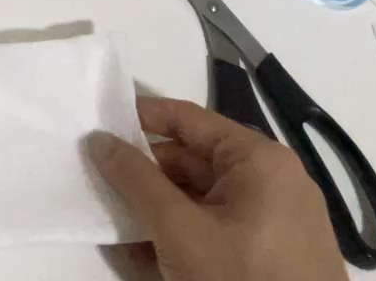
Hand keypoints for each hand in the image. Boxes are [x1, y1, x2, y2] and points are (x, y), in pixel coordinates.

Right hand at [88, 96, 345, 280]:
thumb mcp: (178, 229)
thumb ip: (134, 178)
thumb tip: (100, 140)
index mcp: (259, 161)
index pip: (186, 118)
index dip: (139, 117)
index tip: (98, 127)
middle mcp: (273, 182)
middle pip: (190, 160)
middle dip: (144, 176)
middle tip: (101, 186)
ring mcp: (276, 223)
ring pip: (199, 199)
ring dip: (155, 212)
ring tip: (115, 230)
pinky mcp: (274, 258)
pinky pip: (217, 230)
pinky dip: (180, 237)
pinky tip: (142, 257)